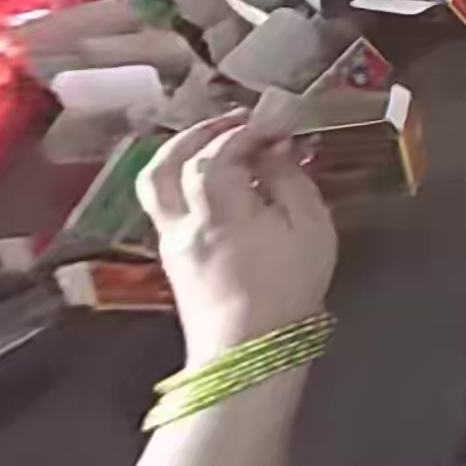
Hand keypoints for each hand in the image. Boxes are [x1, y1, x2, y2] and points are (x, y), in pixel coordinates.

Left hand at [135, 111, 336, 367]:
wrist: (252, 346)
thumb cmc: (291, 281)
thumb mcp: (310, 226)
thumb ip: (290, 181)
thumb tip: (276, 149)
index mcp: (219, 216)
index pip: (212, 158)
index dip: (243, 133)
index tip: (276, 124)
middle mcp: (182, 224)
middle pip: (161, 167)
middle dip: (197, 134)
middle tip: (236, 118)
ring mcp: (171, 240)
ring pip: (155, 184)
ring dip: (186, 152)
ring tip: (226, 139)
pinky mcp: (174, 253)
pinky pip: (170, 200)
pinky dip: (191, 175)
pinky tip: (227, 175)